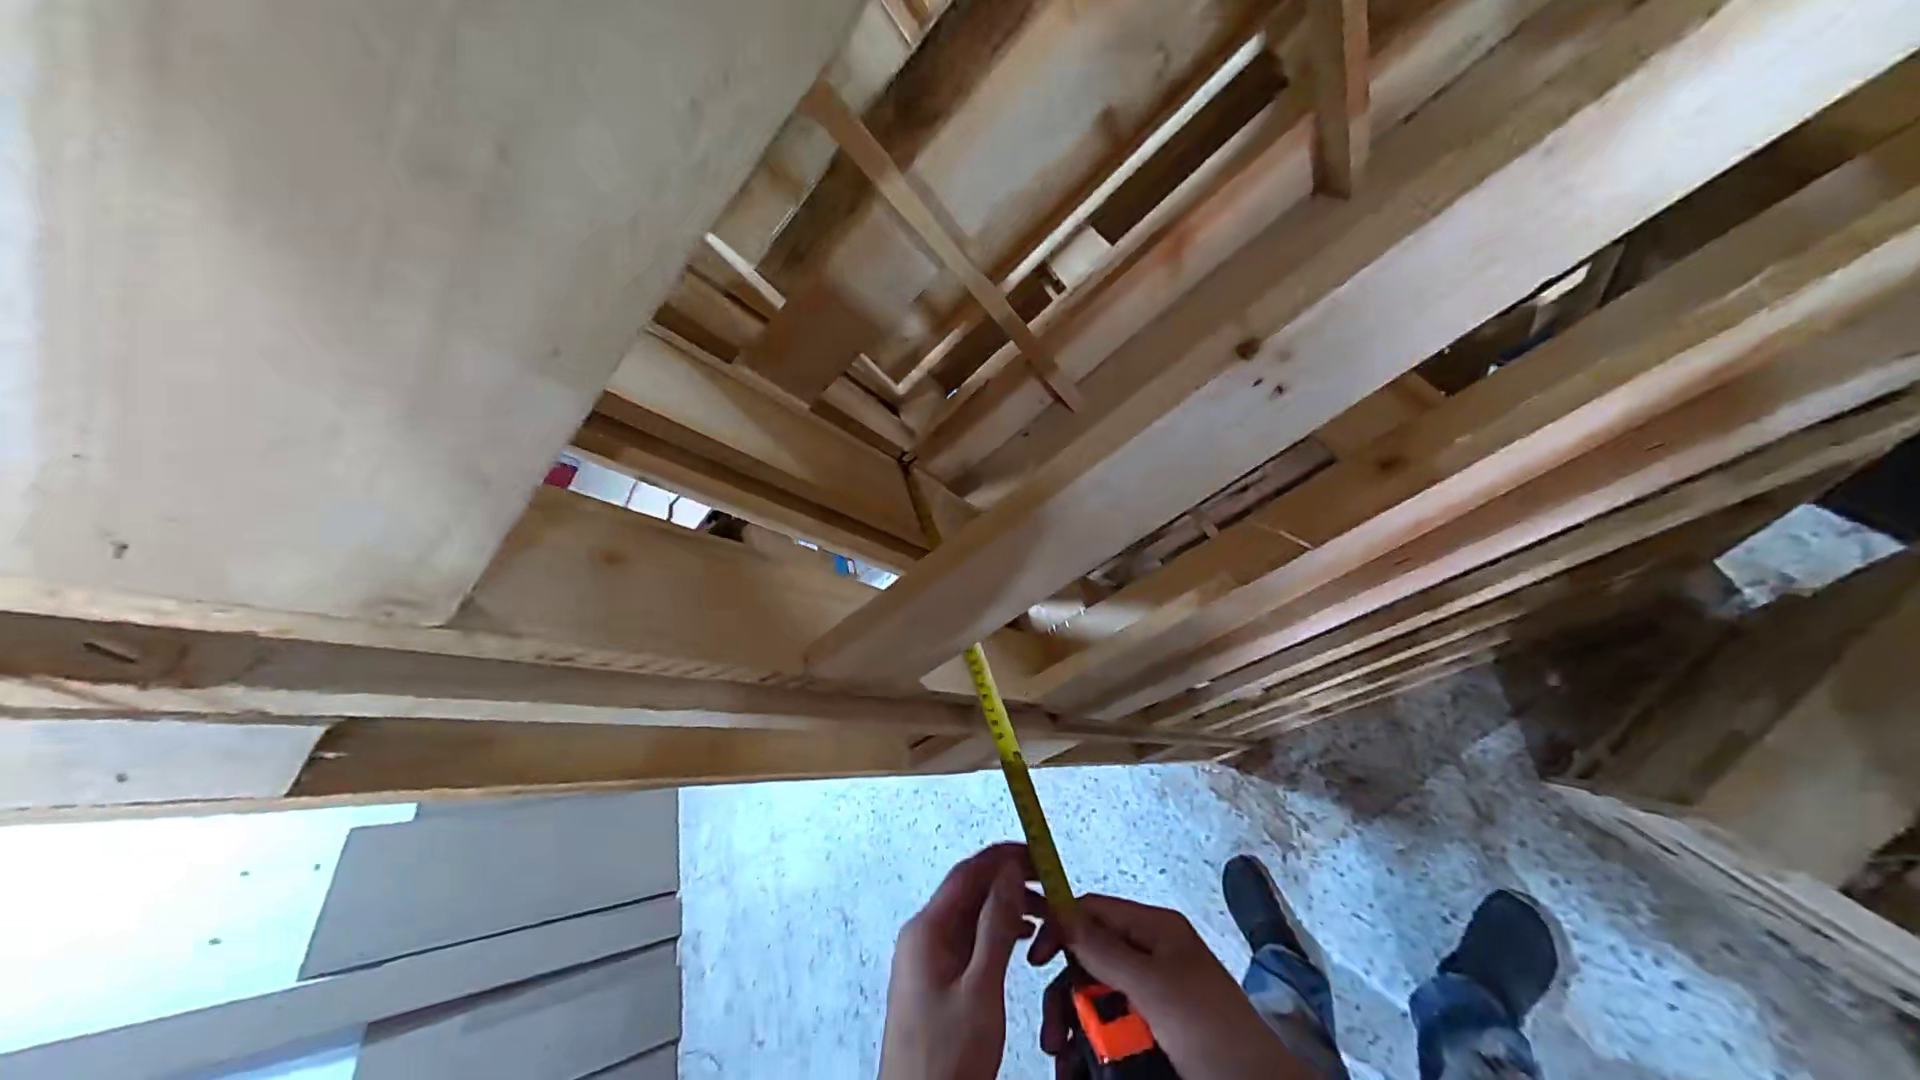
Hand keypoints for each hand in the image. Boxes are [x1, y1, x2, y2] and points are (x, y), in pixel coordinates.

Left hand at [879, 843, 1045, 1079]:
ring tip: (1046, 913)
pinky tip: (1023, 939)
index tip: (1036, 854)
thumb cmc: (945, 1059)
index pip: (967, 873)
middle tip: (1049, 882)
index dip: (1002, 858)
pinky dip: (998, 932)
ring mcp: (929, 959)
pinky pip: (970, 940)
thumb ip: (996, 926)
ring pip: (972, 916)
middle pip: (969, 891)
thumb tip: (1009, 874)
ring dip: (1007, 908)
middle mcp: (923, 937)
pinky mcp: (938, 980)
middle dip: (1009, 881)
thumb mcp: (980, 988)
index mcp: (926, 930)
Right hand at [1031, 895, 1309, 1079]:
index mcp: (1153, 929)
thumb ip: (1104, 950)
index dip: (1060, 927)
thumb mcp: (1153, 986)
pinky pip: (1109, 1029)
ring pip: (1093, 998)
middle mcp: (1147, 955)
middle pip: (1087, 959)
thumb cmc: (1209, 1030)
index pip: (1092, 910)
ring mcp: (1149, 996)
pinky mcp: (1151, 1031)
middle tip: (1054, 1036)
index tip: (1034, 960)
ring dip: (1072, 1025)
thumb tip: (1059, 912)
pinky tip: (1077, 1067)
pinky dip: (1090, 1047)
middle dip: (1065, 994)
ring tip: (1063, 1060)